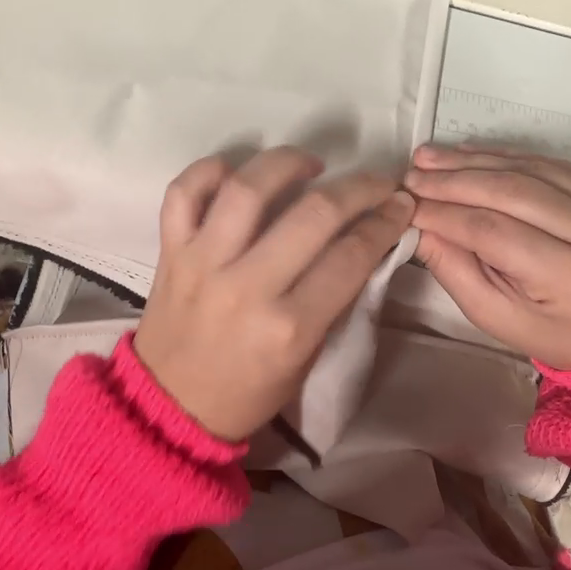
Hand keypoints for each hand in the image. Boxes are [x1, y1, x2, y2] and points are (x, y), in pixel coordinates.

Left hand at [135, 148, 414, 441]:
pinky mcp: (170, 251)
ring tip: (311, 164)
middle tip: (376, 182)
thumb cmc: (249, 390)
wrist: (170, 407)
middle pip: (314, 214)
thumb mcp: (307, 359)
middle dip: (359, 188)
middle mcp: (247, 287)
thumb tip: (365, 242)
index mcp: (289, 327)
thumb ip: (334, 300)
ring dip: (288, 162)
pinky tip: (237, 172)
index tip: (400, 205)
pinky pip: (183, 192)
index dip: (385, 222)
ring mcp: (203, 264)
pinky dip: (209, 170)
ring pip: (247, 189)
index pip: (352, 255)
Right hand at [406, 145, 570, 368]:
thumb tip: (414, 225)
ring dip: (473, 161)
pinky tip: (467, 154)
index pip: (495, 232)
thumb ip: (455, 271)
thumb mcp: (498, 317)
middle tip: (412, 175)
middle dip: (454, 181)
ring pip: (530, 170)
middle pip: (513, 193)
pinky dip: (504, 155)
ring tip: (428, 158)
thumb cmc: (554, 332)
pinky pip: (550, 163)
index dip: (445, 213)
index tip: (406, 204)